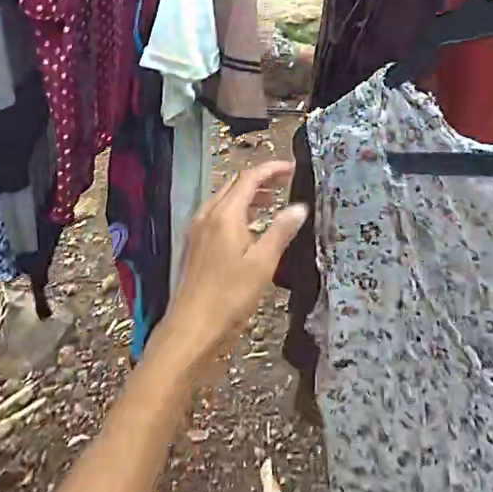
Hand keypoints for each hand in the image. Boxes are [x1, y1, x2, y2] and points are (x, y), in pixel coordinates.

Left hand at [147, 162, 307, 369]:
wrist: (193, 324)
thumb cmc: (230, 295)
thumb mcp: (263, 263)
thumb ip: (280, 231)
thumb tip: (299, 207)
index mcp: (224, 215)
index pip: (249, 179)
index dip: (271, 169)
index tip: (292, 168)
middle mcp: (207, 215)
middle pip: (234, 185)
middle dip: (260, 180)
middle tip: (285, 182)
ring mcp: (198, 229)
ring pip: (224, 199)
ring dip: (248, 196)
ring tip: (272, 202)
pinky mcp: (195, 243)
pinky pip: (217, 215)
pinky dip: (236, 211)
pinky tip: (249, 227)